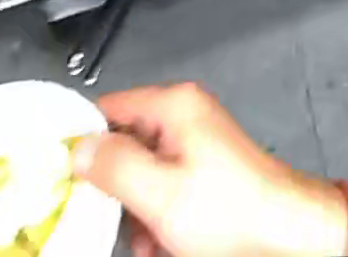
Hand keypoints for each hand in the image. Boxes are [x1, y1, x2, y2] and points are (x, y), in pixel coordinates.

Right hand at [74, 82, 345, 256]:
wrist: (286, 234)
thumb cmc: (227, 210)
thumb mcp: (161, 193)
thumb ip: (115, 166)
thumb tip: (77, 148)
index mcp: (172, 105)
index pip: (109, 107)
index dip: (82, 139)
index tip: (60, 174)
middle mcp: (182, 114)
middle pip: (123, 142)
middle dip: (115, 187)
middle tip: (113, 220)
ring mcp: (194, 140)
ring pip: (142, 170)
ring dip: (136, 209)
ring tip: (150, 240)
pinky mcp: (203, 166)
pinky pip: (164, 183)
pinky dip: (158, 213)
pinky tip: (165, 243)